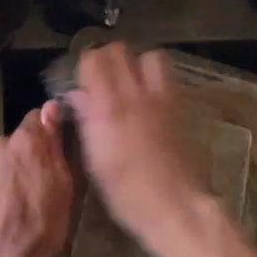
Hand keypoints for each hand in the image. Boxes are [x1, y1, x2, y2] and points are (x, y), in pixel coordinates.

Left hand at [0, 101, 74, 256]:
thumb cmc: (41, 230)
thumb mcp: (62, 187)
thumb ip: (54, 144)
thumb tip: (50, 107)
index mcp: (25, 142)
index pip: (34, 121)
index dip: (41, 137)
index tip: (43, 157)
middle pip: (8, 144)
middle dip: (14, 160)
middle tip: (21, 190)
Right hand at [65, 45, 210, 246]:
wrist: (177, 206)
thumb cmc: (129, 195)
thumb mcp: (96, 163)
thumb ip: (86, 122)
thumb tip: (77, 96)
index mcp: (108, 108)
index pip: (93, 60)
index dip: (85, 64)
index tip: (82, 79)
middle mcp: (134, 94)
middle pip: (119, 50)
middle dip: (108, 57)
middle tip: (103, 76)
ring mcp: (160, 97)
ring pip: (147, 55)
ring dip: (136, 62)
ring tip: (130, 81)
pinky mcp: (179, 105)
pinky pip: (167, 75)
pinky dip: (155, 76)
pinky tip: (149, 96)